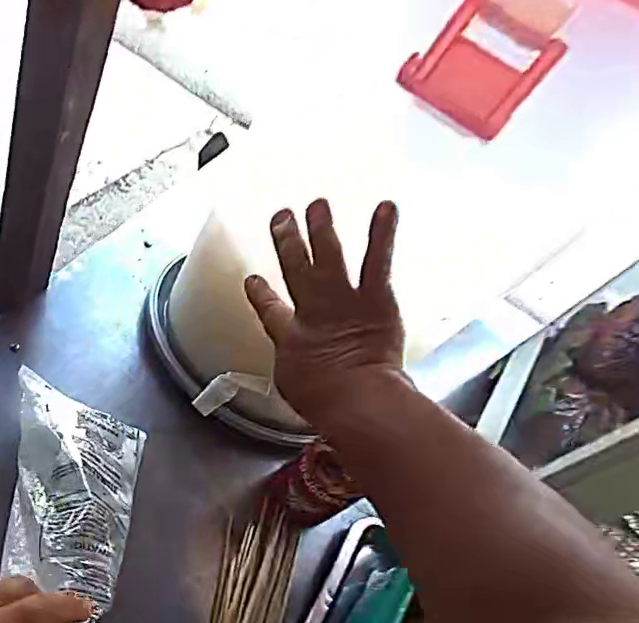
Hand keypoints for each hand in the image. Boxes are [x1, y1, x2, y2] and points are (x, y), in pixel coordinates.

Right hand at [243, 199, 406, 429]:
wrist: (354, 399)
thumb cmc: (323, 402)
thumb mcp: (293, 387)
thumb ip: (294, 369)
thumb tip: (301, 373)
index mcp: (289, 337)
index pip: (269, 310)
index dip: (260, 294)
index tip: (253, 279)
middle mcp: (312, 312)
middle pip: (295, 269)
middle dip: (287, 241)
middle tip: (281, 216)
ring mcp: (343, 302)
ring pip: (329, 257)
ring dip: (322, 228)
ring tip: (318, 204)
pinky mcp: (375, 299)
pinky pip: (377, 261)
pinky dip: (382, 233)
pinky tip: (386, 207)